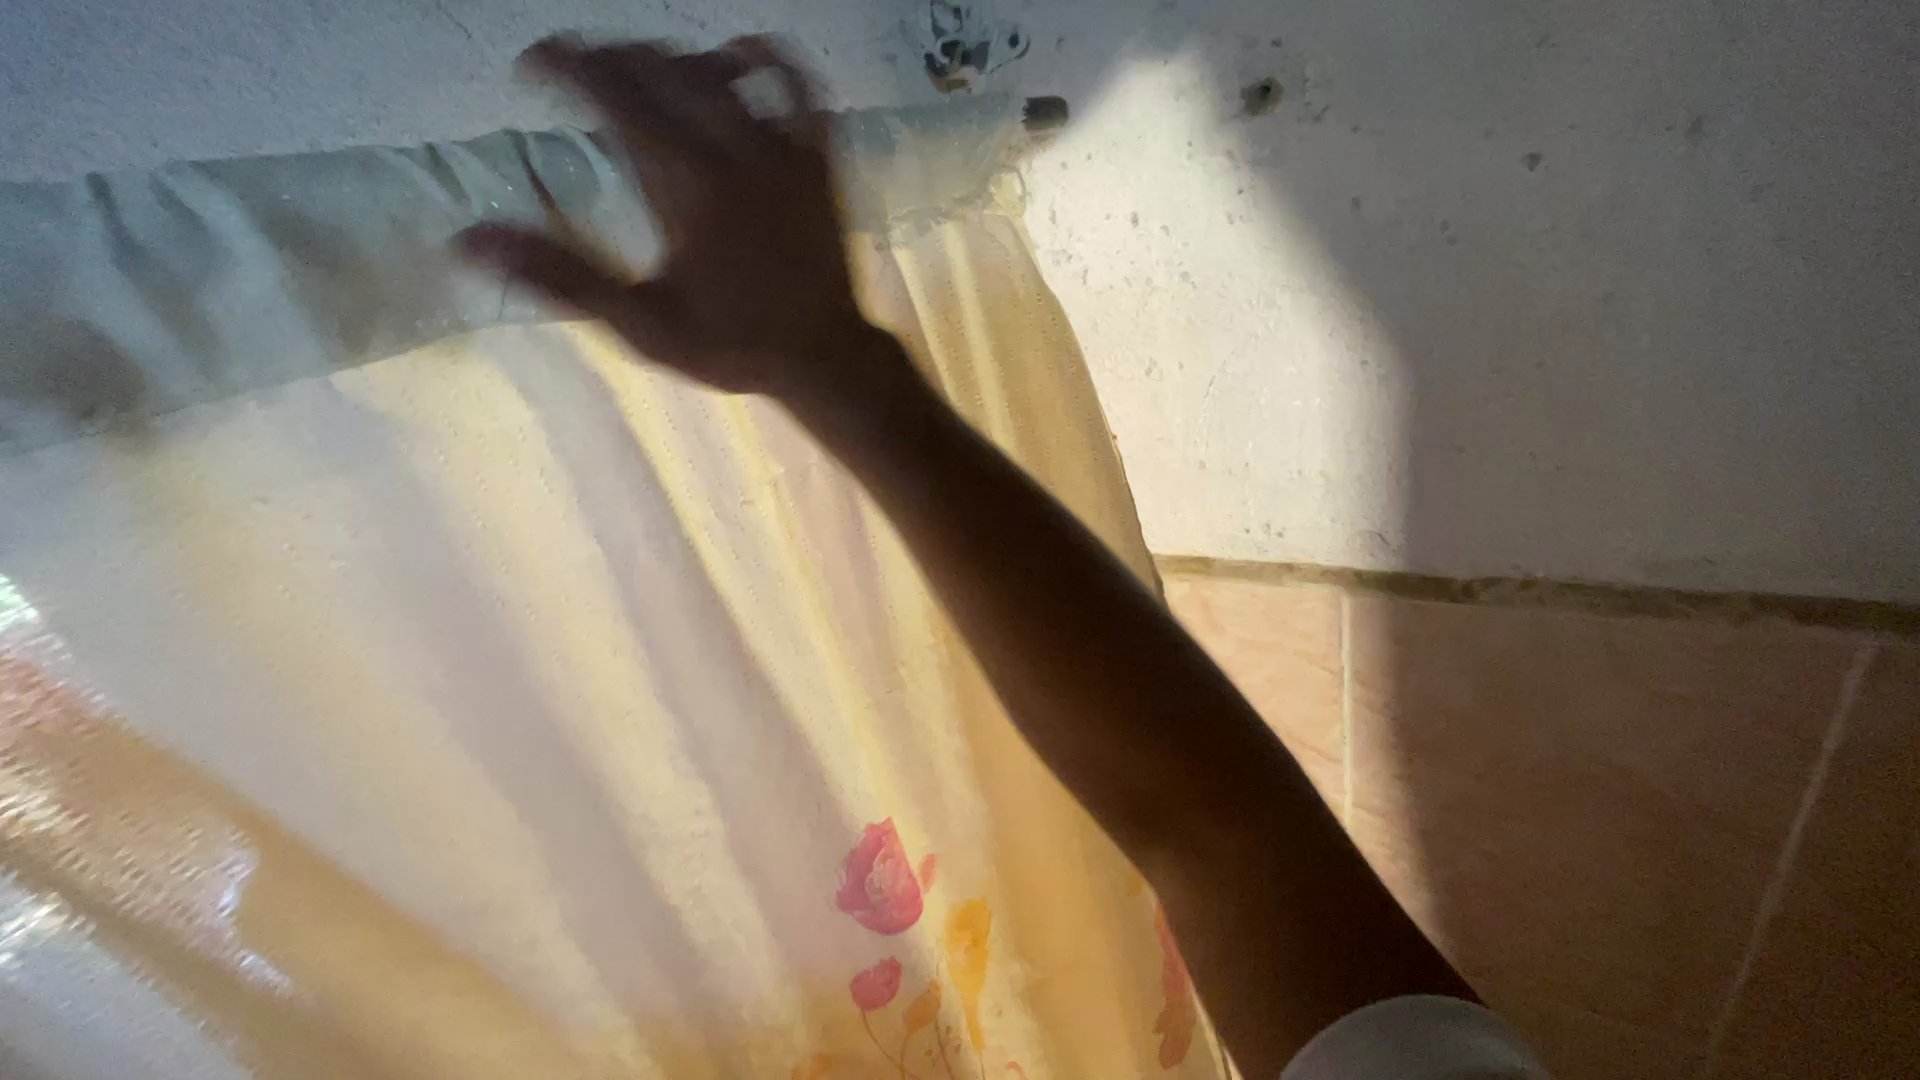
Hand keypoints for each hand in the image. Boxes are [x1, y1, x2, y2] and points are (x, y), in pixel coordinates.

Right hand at [457, 35, 880, 400]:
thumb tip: (467, 238)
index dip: (561, 64)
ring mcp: (785, 151)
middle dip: (608, 56)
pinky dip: (765, 60)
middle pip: (658, 64)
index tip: (532, 69)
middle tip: (582, 74)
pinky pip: (800, 86)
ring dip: (671, 56)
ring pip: (720, 67)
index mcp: (683, 184)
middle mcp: (733, 151)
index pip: (609, 89)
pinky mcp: (820, 162)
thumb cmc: (733, 347)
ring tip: (644, 72)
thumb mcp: (642, 324)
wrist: (822, 357)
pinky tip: (738, 60)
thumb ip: (562, 275)